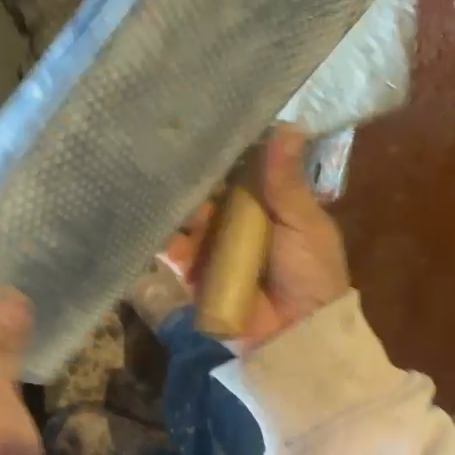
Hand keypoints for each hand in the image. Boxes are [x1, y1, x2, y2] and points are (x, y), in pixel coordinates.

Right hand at [161, 125, 352, 351]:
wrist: (296, 333)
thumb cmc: (311, 273)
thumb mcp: (304, 223)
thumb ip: (287, 181)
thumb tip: (289, 126)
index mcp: (265, 204)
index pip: (238, 170)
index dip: (222, 151)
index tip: (203, 122)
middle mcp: (234, 221)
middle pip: (206, 190)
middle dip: (190, 174)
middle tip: (166, 146)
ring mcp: (211, 246)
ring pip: (184, 215)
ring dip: (172, 201)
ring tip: (150, 176)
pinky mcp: (191, 272)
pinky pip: (171, 251)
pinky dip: (159, 236)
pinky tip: (144, 216)